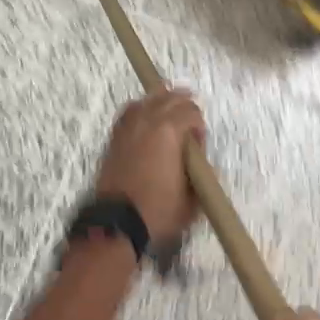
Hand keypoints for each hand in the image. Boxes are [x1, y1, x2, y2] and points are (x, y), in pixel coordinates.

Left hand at [92, 90, 205, 241]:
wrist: (118, 222)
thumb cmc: (159, 210)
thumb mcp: (192, 198)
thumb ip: (201, 175)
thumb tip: (204, 164)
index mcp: (170, 131)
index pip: (192, 112)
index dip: (200, 127)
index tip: (199, 146)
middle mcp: (149, 120)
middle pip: (171, 98)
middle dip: (185, 108)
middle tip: (190, 126)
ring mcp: (129, 125)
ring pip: (149, 99)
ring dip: (163, 102)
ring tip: (171, 113)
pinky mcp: (115, 135)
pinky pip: (131, 110)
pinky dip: (142, 109)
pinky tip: (147, 118)